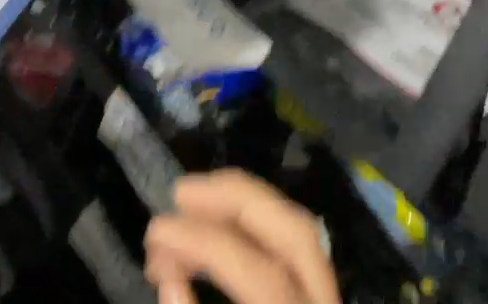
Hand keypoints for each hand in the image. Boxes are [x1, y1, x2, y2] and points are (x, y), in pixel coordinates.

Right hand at [145, 171, 340, 303]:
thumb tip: (169, 279)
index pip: (260, 272)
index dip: (203, 244)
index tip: (155, 233)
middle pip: (296, 231)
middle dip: (234, 199)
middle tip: (179, 194)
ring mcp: (332, 301)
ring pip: (299, 231)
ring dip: (240, 206)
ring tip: (189, 204)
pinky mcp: (321, 299)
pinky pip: (294, 249)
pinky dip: (253, 228)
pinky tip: (216, 229)